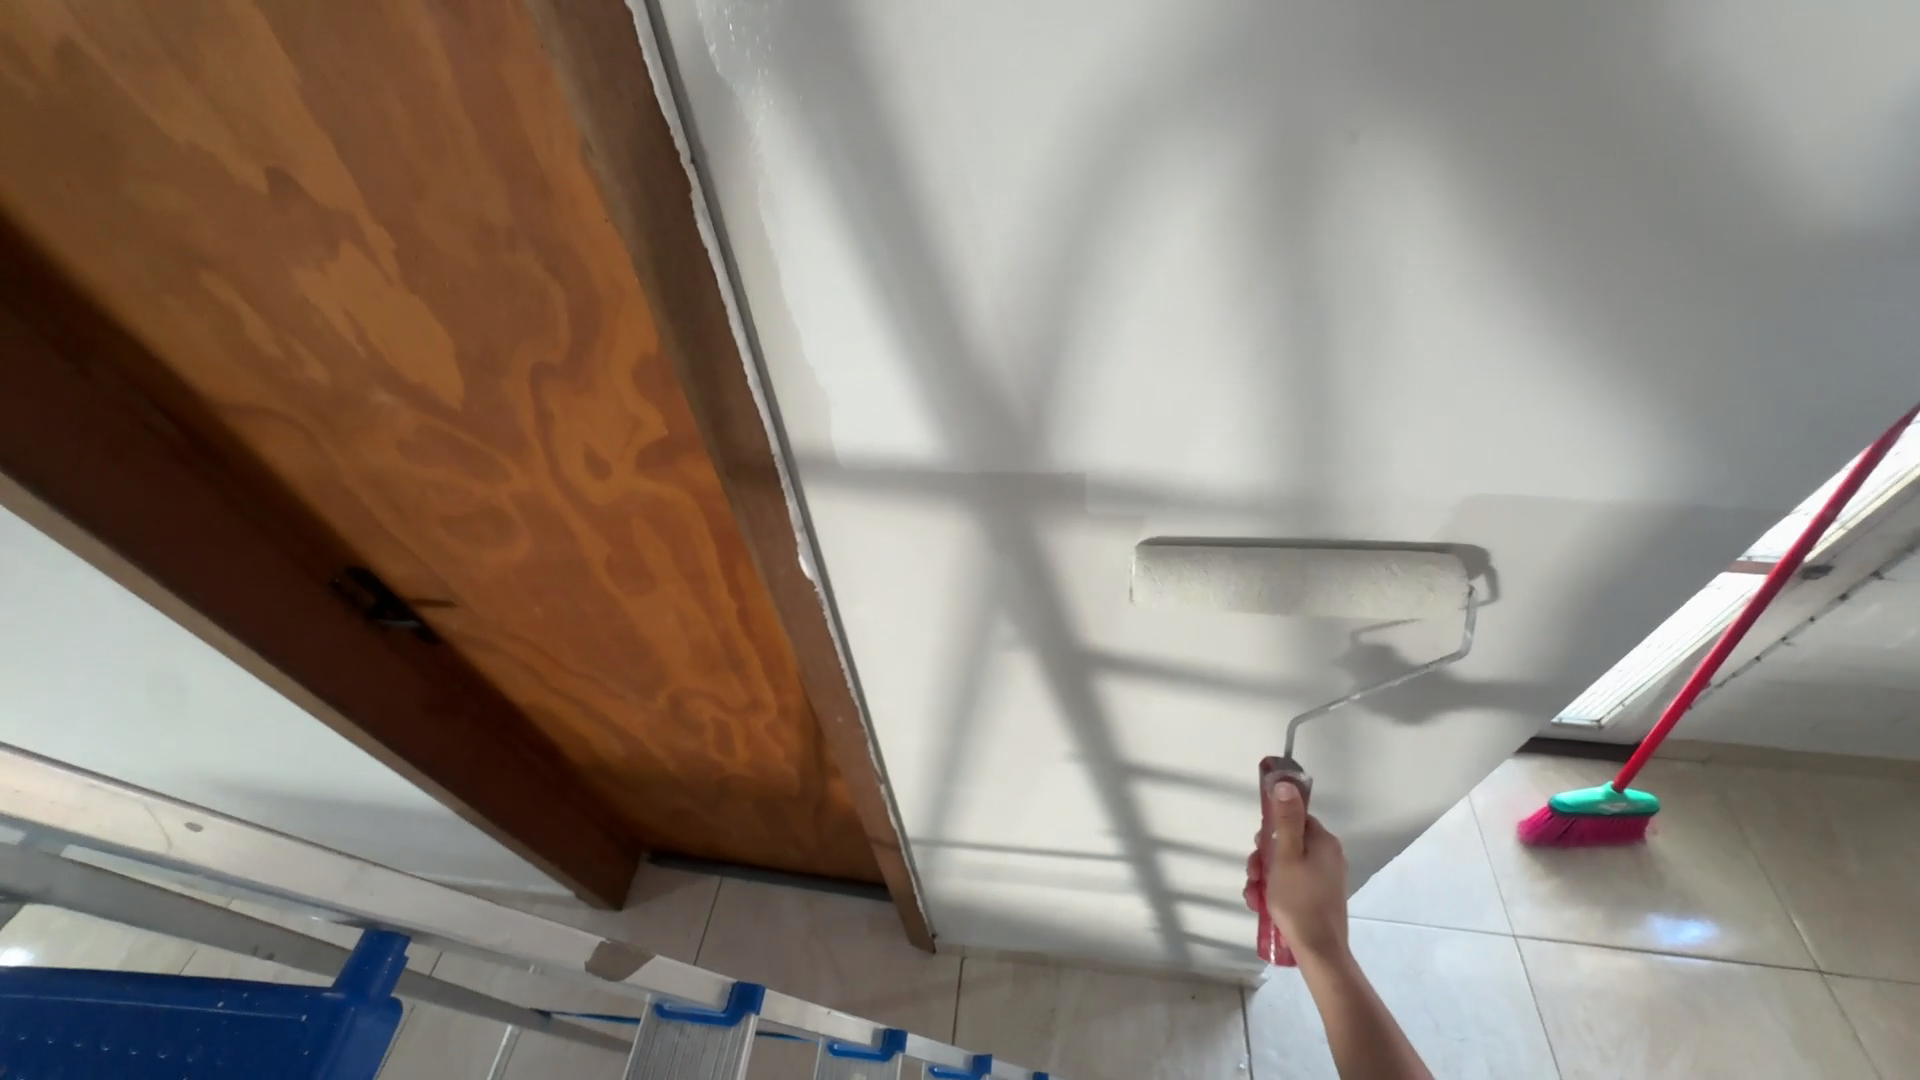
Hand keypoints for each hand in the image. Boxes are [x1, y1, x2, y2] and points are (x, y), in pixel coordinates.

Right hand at [1261, 782, 1349, 962]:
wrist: (1318, 951)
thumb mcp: (1285, 856)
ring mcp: (1323, 878)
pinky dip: (1273, 889)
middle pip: (1286, 842)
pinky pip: (1290, 882)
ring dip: (1263, 876)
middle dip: (1263, 857)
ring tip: (1254, 894)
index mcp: (1323, 842)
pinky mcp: (1318, 896)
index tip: (1259, 846)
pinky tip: (1261, 903)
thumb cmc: (1299, 901)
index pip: (1293, 818)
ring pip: (1284, 864)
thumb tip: (1286, 784)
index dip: (1271, 829)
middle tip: (1254, 874)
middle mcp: (1327, 856)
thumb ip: (1285, 820)